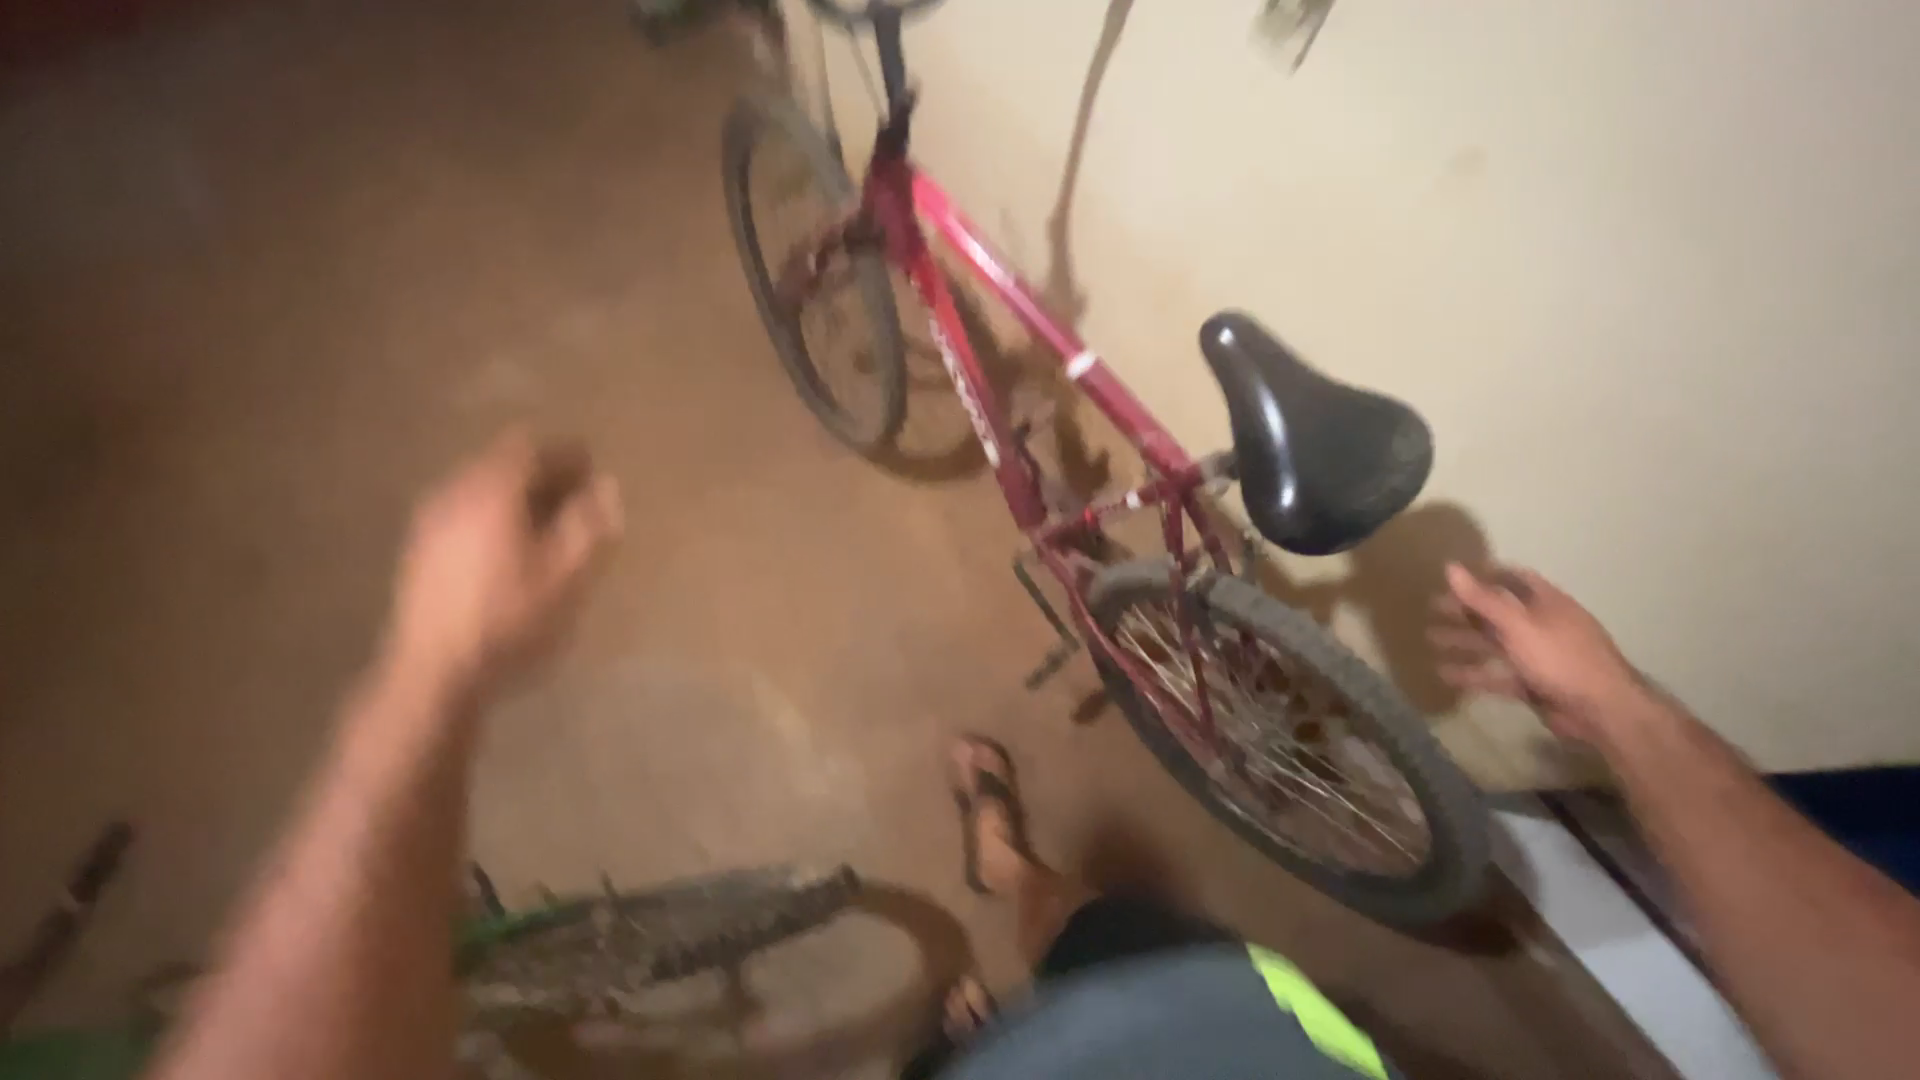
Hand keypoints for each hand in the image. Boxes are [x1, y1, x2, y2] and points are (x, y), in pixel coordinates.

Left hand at [384, 431, 621, 697]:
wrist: (438, 670)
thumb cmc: (512, 620)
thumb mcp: (568, 576)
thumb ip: (590, 525)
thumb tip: (607, 486)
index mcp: (494, 493)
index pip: (531, 448)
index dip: (565, 453)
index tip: (591, 465)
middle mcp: (457, 495)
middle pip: (502, 463)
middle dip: (542, 472)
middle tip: (576, 493)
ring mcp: (432, 521)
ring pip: (481, 486)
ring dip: (517, 493)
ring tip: (548, 520)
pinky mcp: (422, 548)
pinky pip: (465, 509)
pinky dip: (493, 513)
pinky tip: (511, 544)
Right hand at [1428, 564, 1650, 743]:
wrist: (1601, 710)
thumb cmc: (1560, 658)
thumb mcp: (1518, 625)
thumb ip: (1483, 598)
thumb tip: (1450, 567)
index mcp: (1547, 604)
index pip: (1514, 579)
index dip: (1485, 574)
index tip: (1454, 576)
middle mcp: (1542, 625)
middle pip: (1499, 612)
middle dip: (1466, 610)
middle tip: (1432, 608)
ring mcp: (1538, 655)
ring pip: (1494, 643)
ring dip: (1463, 641)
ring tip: (1430, 639)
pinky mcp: (1532, 683)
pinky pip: (1496, 674)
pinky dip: (1472, 673)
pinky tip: (1444, 674)